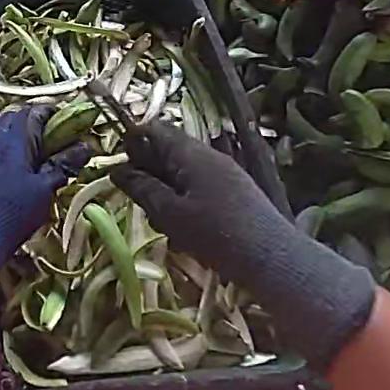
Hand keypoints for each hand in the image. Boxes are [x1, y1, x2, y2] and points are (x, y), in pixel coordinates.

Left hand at [0, 106, 88, 306]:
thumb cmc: (14, 212)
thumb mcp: (45, 188)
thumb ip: (64, 165)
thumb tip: (85, 147)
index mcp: (15, 141)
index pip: (34, 112)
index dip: (51, 112)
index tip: (66, 119)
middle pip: (15, 115)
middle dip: (34, 118)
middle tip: (52, 132)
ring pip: (1, 129)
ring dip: (19, 132)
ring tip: (36, 148)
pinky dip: (7, 145)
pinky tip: (17, 164)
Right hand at [111, 121, 376, 366]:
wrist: (273, 260)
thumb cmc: (215, 234)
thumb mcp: (169, 213)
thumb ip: (141, 188)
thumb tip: (116, 170)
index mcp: (190, 153)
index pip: (154, 129)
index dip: (132, 144)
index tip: (121, 171)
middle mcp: (208, 155)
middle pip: (167, 151)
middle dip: (148, 174)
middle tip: (142, 205)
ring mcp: (224, 173)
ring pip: (182, 172)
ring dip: (166, 192)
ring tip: (164, 224)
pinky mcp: (234, 192)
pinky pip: (199, 187)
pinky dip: (185, 202)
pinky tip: (185, 231)